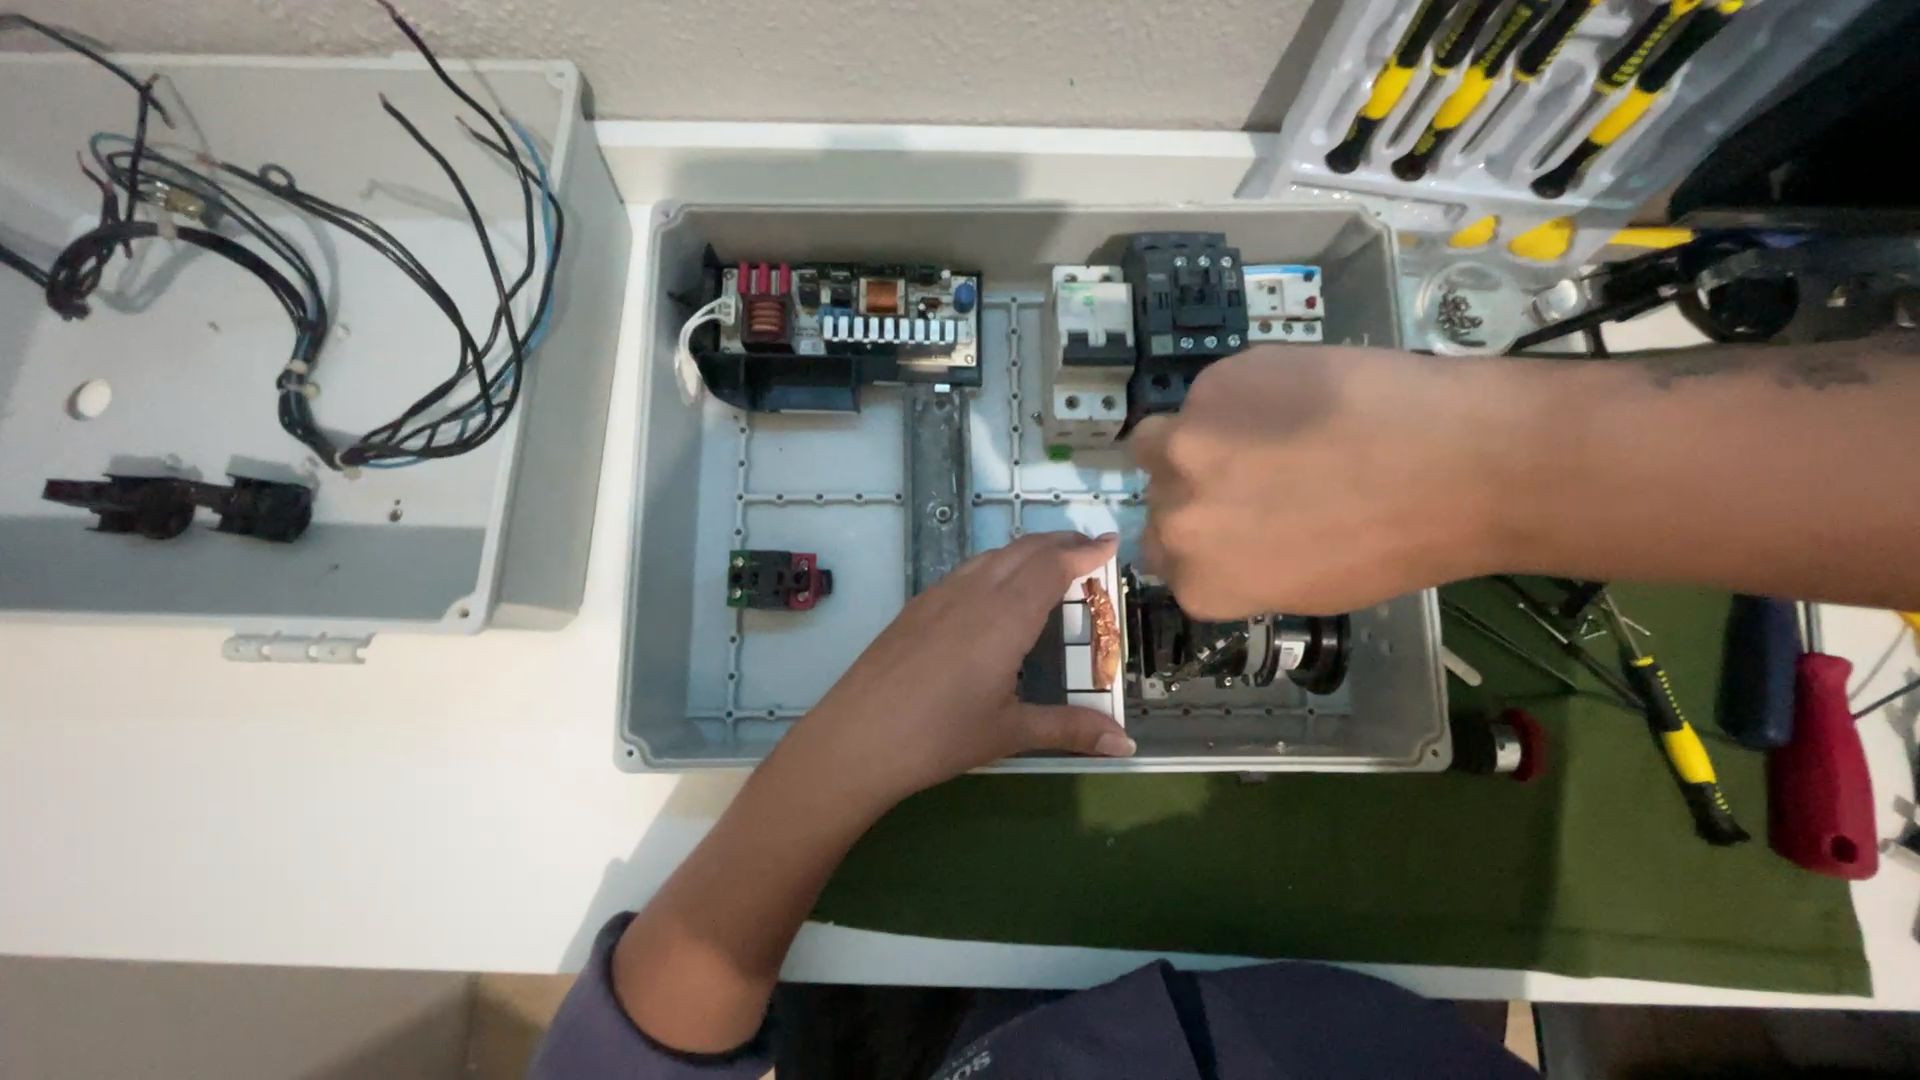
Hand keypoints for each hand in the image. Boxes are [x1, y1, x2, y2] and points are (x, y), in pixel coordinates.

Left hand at [780, 531, 1135, 804]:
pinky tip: (995, 590)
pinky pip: (966, 571)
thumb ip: (1070, 729)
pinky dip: (996, 566)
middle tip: (1090, 549)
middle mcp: (974, 593)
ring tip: (1049, 563)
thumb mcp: (1009, 731)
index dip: (1085, 551)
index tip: (1111, 543)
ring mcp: (939, 595)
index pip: (1053, 566)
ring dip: (1026, 552)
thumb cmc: (939, 736)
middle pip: (1024, 551)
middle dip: (1061, 543)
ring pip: (992, 556)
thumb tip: (1126, 745)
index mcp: (1005, 616)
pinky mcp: (916, 607)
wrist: (856, 738)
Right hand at [1130, 346, 1519, 618]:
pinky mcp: (1216, 381)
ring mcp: (1187, 443)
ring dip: (1192, 440)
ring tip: (1256, 433)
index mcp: (1200, 580)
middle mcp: (1176, 516)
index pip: (1164, 560)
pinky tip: (1295, 400)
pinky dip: (1237, 399)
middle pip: (1157, 500)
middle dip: (1192, 491)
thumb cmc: (1397, 544)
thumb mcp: (1306, 587)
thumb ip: (1239, 567)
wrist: (1461, 461)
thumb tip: (1225, 533)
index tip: (1229, 526)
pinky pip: (1209, 395)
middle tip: (1249, 478)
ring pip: (1158, 441)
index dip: (1198, 540)